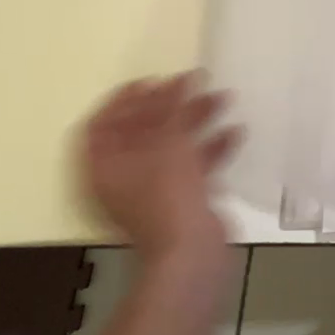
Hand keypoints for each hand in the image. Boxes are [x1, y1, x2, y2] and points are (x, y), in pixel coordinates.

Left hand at [83, 73, 241, 263]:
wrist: (190, 254)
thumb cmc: (168, 195)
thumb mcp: (167, 142)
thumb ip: (170, 108)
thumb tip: (178, 79)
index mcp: (104, 167)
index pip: (101, 125)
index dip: (123, 99)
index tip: (153, 80)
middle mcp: (122, 178)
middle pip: (139, 132)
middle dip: (169, 105)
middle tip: (194, 83)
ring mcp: (151, 192)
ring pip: (170, 146)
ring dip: (195, 121)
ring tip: (223, 99)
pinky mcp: (179, 201)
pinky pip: (192, 166)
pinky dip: (210, 148)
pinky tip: (233, 133)